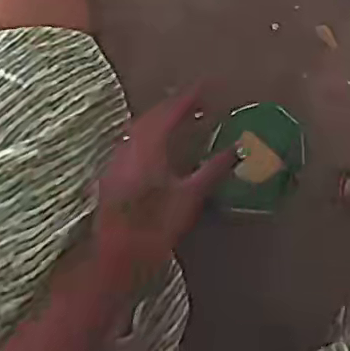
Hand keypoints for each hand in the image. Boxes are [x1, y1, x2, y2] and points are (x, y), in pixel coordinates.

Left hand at [92, 89, 234, 286]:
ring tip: (179, 118)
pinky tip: (156, 146)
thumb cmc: (154, 228)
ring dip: (159, 119)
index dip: (190, 97)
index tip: (206, 86)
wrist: (111, 264)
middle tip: (195, 100)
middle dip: (173, 104)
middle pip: (152, 115)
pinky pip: (131, 141)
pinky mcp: (110, 177)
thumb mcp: (191, 197)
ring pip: (139, 128)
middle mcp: (129, 146)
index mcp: (150, 145)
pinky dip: (147, 134)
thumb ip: (215, 168)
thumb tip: (239, 147)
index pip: (172, 110)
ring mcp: (116, 161)